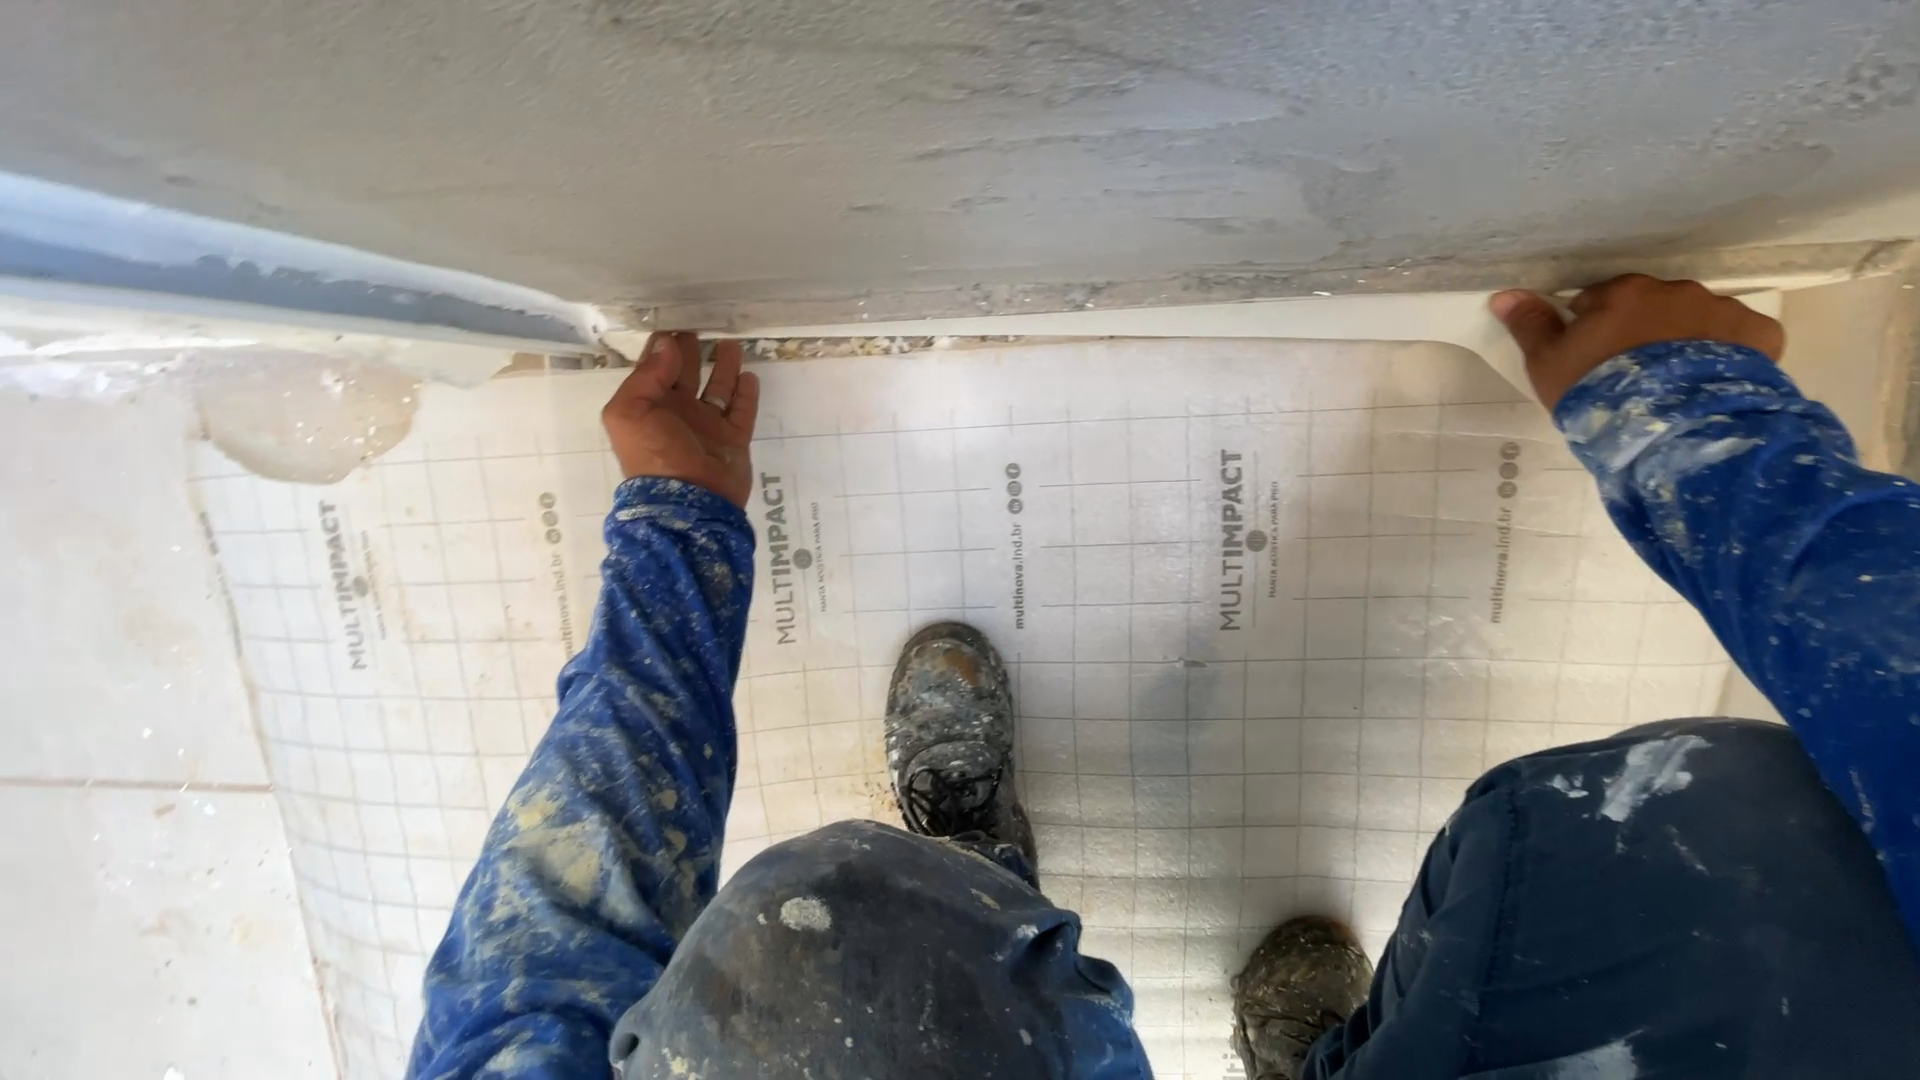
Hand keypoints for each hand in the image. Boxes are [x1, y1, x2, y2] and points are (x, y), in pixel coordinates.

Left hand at [601, 331, 760, 507]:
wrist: (689, 501)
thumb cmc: (653, 455)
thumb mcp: (630, 412)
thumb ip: (647, 375)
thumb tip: (668, 344)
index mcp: (650, 405)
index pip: (655, 367)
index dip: (663, 346)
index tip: (675, 324)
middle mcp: (679, 412)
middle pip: (687, 373)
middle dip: (692, 350)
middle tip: (701, 326)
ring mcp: (708, 426)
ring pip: (718, 388)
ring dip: (724, 366)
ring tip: (732, 343)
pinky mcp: (734, 439)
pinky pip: (742, 411)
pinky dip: (746, 394)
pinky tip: (749, 375)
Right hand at [1490, 274, 1784, 411]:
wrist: (1668, 421)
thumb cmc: (1595, 387)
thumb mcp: (1546, 362)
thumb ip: (1529, 325)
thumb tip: (1504, 294)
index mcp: (1622, 292)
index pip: (1596, 300)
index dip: (1587, 327)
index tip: (1585, 356)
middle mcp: (1675, 290)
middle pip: (1649, 306)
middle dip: (1638, 330)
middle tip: (1626, 371)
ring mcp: (1722, 309)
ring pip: (1693, 319)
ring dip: (1680, 339)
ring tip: (1668, 381)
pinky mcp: (1759, 334)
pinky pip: (1737, 336)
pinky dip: (1724, 352)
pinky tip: (1707, 380)